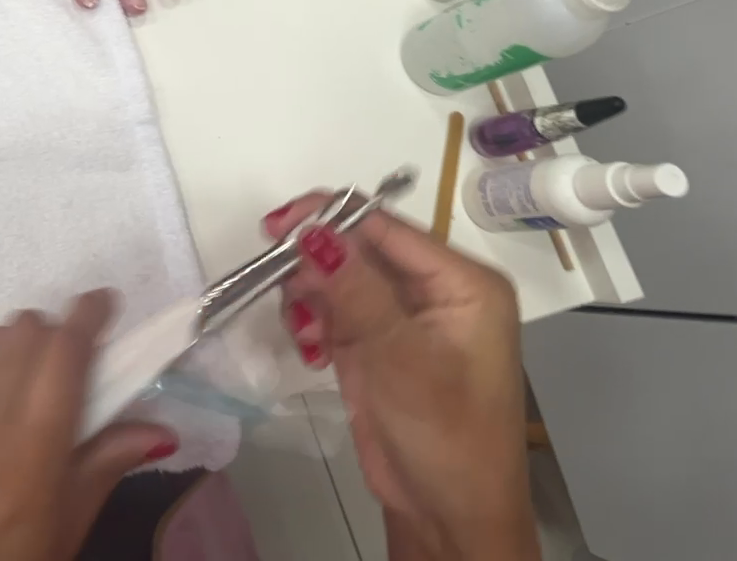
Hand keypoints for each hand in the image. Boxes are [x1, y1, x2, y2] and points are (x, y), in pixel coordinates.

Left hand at [0, 290, 176, 560]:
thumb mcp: (61, 534)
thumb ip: (104, 468)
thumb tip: (158, 430)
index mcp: (32, 446)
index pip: (66, 351)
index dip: (89, 314)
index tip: (103, 300)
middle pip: (25, 332)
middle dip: (52, 334)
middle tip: (65, 364)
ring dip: (13, 348)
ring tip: (20, 385)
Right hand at [264, 198, 537, 560]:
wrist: (446, 518)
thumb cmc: (444, 437)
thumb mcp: (399, 357)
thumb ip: (354, 287)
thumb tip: (310, 229)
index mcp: (460, 281)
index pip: (384, 227)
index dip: (329, 218)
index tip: (276, 226)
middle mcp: (432, 287)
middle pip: (355, 246)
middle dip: (314, 263)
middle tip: (282, 284)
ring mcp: (400, 313)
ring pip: (335, 274)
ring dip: (309, 295)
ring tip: (305, 333)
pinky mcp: (373, 337)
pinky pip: (329, 305)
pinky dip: (311, 319)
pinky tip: (310, 348)